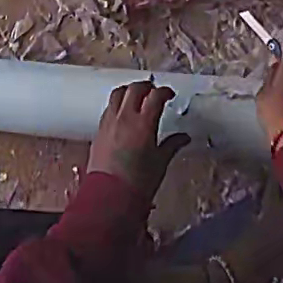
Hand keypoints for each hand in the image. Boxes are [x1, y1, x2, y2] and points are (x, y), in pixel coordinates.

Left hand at [89, 81, 190, 200]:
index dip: (164, 91)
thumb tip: (183, 137)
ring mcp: (109, 122)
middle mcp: (124, 118)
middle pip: (134, 89)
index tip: (169, 94)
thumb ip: (172, 145)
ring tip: (138, 96)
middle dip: (146, 86)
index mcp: (142, 124)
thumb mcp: (160, 162)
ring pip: (117, 94)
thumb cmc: (138, 183)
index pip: (155, 96)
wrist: (109, 196)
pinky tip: (124, 112)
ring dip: (129, 90)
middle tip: (155, 91)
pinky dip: (118, 103)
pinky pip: (109, 107)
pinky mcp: (99, 129)